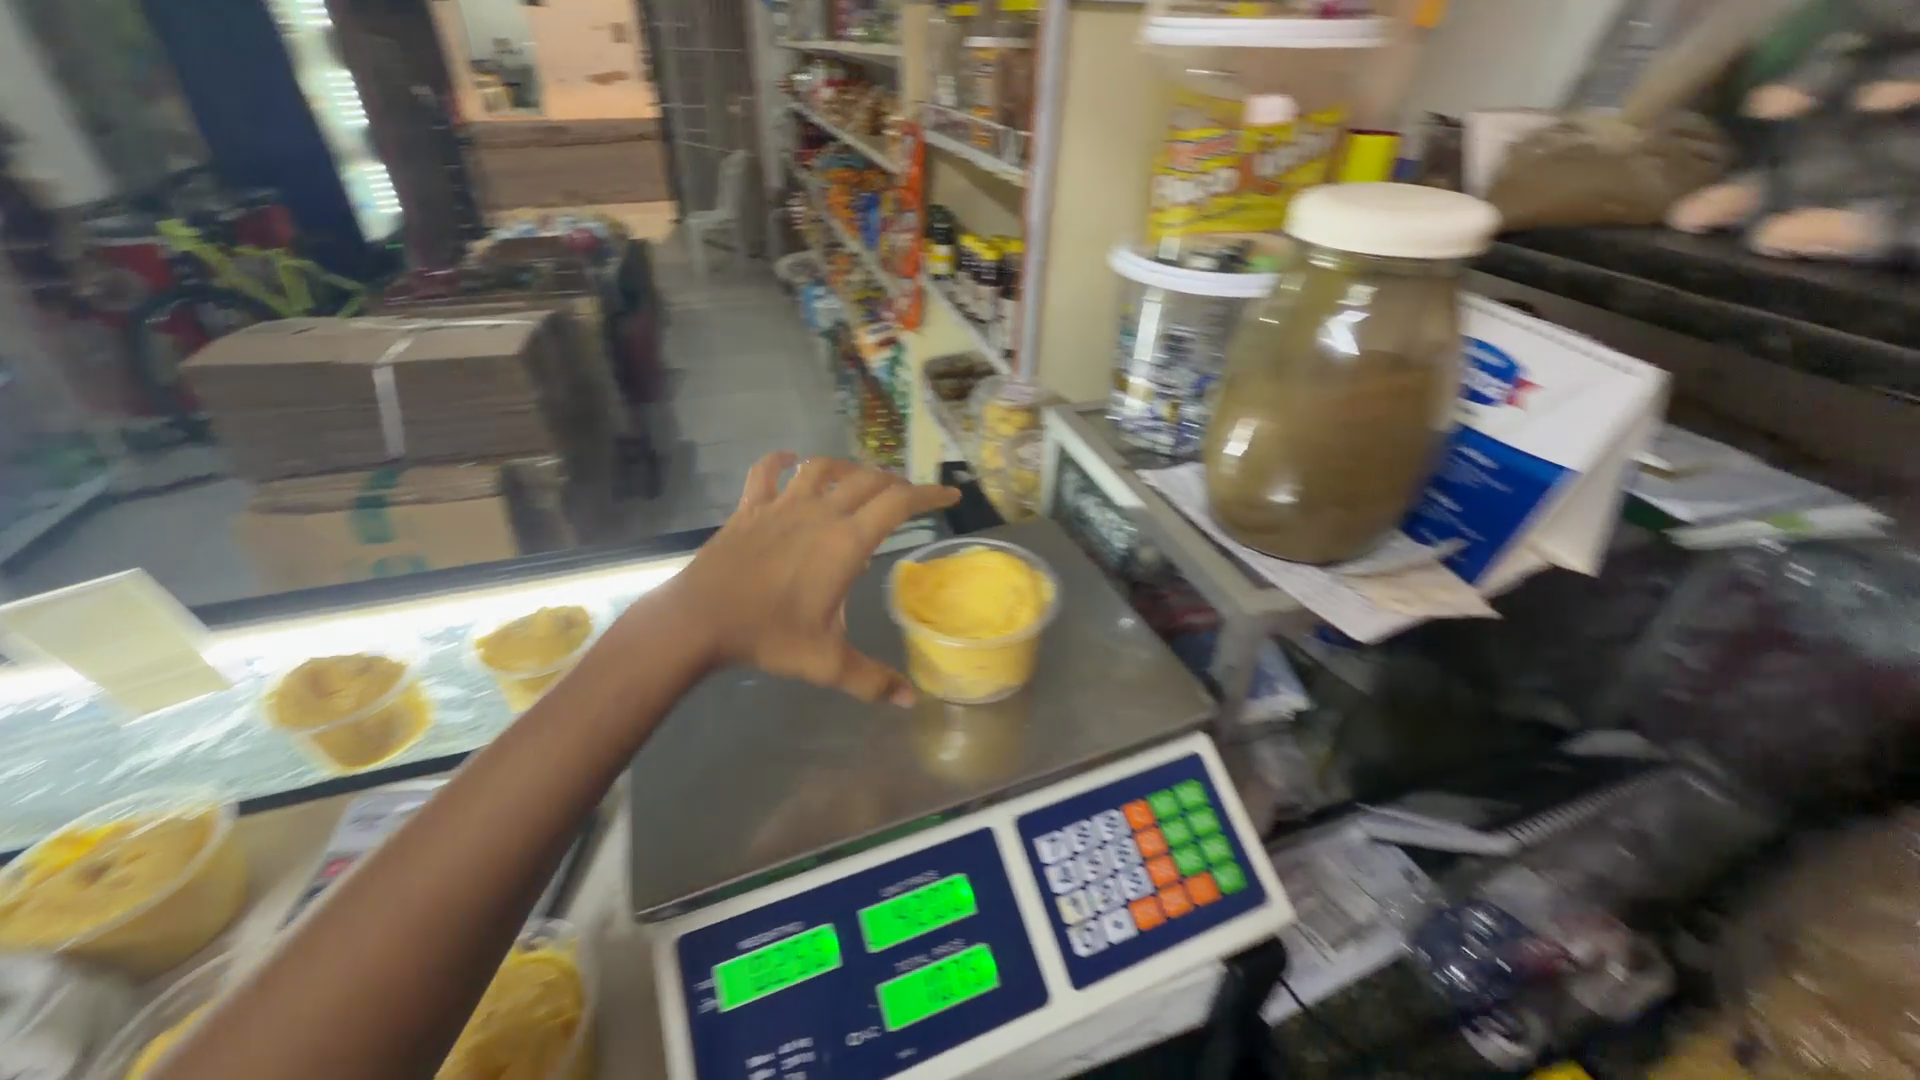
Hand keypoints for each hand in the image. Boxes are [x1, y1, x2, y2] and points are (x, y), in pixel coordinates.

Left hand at [665, 453, 958, 704]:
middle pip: (868, 480)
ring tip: (860, 479)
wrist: (699, 619)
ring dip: (847, 468)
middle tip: (908, 496)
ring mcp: (781, 506)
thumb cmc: (768, 636)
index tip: (949, 494)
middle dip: (895, 482)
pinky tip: (790, 459)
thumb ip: (872, 681)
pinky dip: (780, 460)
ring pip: (822, 468)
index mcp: (846, 542)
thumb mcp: (826, 663)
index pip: (899, 504)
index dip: (929, 494)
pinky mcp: (750, 509)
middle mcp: (820, 513)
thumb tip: (910, 702)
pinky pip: (766, 472)